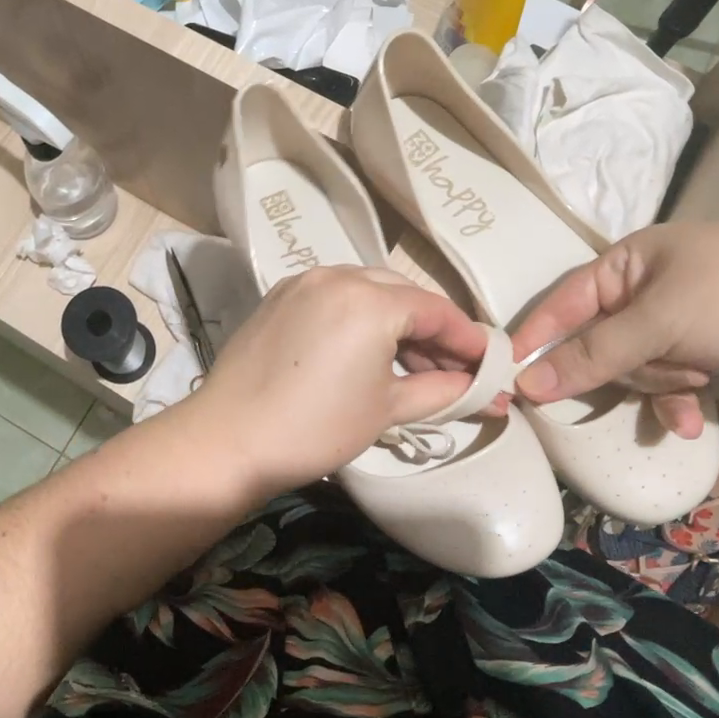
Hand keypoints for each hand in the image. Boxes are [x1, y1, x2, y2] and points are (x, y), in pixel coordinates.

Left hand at [176, 265, 497, 493]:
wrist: (227, 441)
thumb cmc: (315, 429)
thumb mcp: (387, 410)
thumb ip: (444, 391)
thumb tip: (488, 393)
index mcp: (370, 299)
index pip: (436, 311)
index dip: (468, 340)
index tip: (491, 366)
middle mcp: (336, 276)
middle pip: (402, 295)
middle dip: (432, 332)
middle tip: (453, 371)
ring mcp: (301, 284)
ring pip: (366, 292)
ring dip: (395, 324)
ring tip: (413, 368)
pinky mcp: (277, 299)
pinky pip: (333, 299)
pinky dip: (358, 320)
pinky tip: (368, 354)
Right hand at [511, 222, 718, 435]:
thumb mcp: (659, 321)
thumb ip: (589, 356)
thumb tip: (522, 384)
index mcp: (632, 261)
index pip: (563, 302)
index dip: (536, 339)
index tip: (508, 380)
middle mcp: (651, 291)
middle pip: (596, 345)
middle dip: (621, 368)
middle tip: (646, 374)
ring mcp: (682, 327)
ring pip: (632, 373)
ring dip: (658, 387)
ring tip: (695, 383)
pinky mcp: (712, 360)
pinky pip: (669, 391)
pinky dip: (679, 405)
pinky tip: (696, 418)